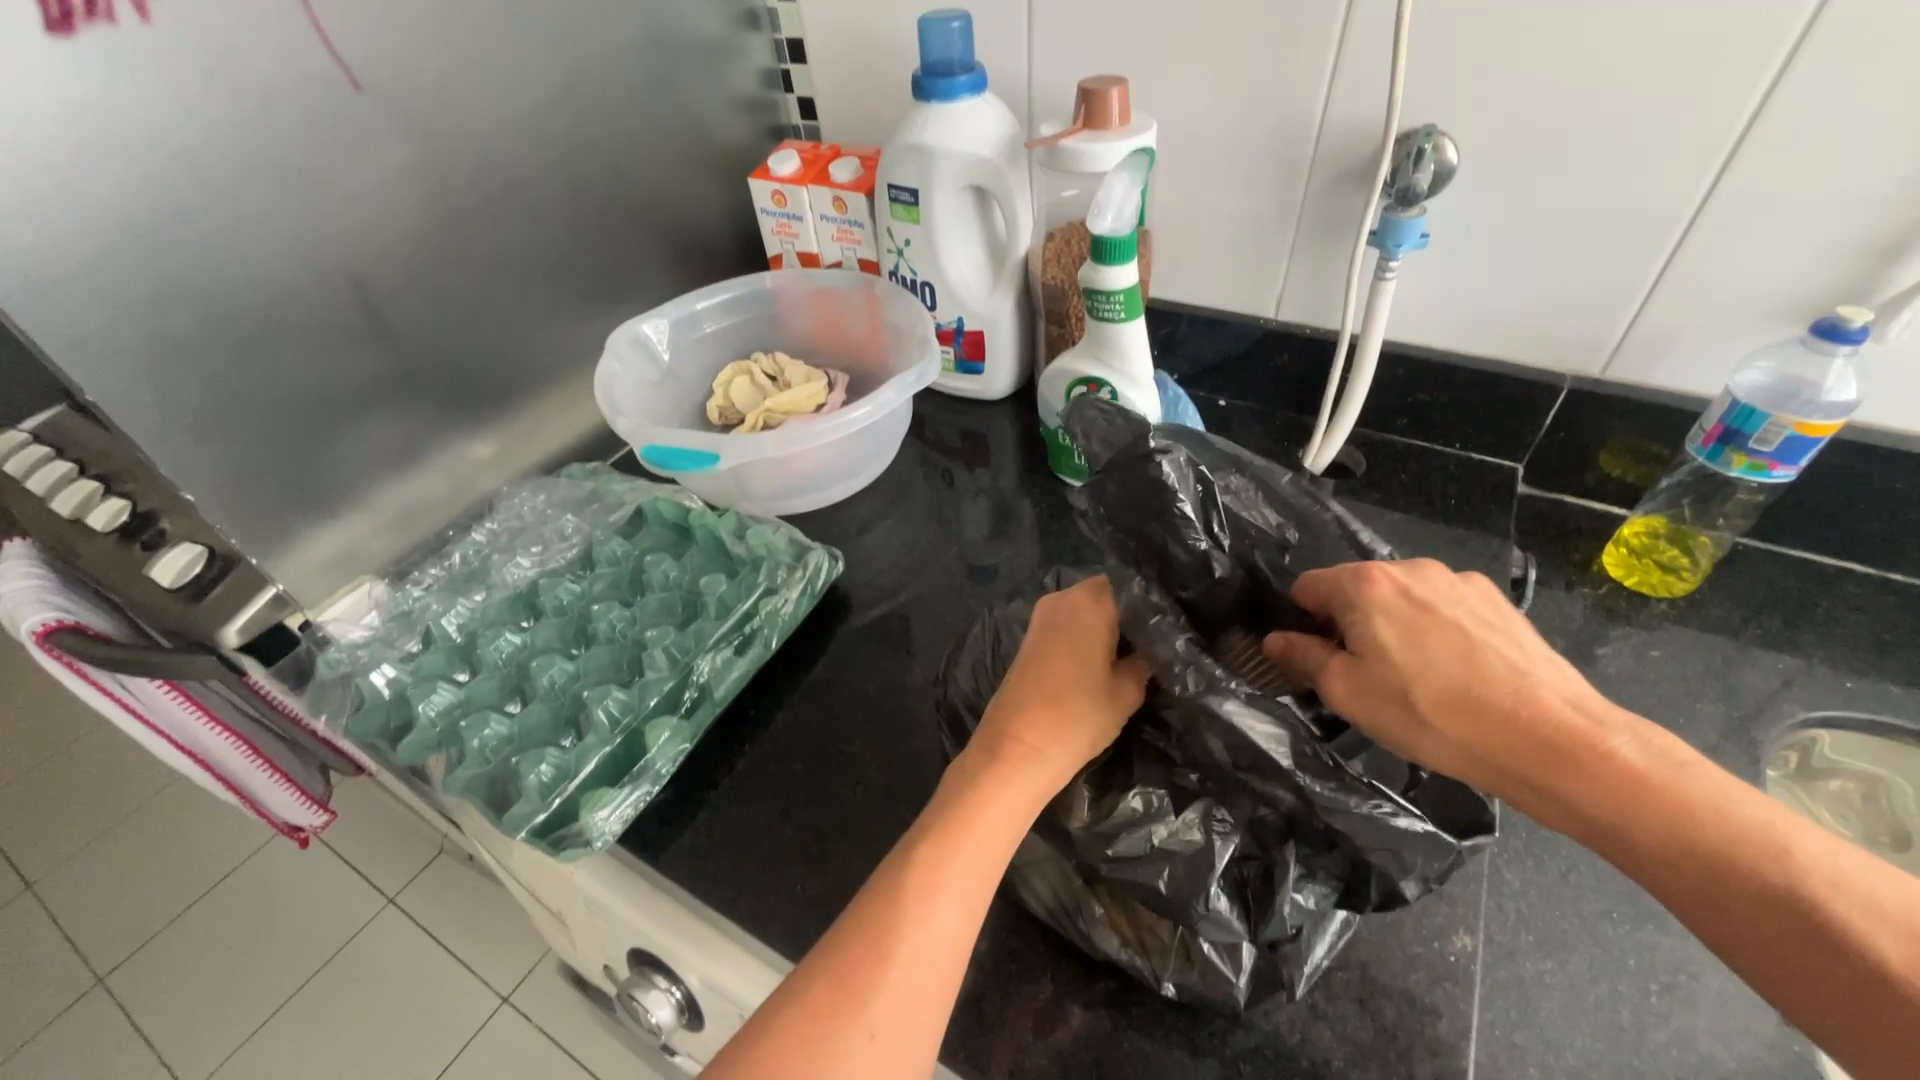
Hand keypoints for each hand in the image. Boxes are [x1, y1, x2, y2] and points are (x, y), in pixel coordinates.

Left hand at [969, 575, 1150, 788]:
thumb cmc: (1078, 715)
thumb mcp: (1126, 692)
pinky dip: (1082, 642)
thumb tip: (1148, 653)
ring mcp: (1040, 618)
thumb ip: (1142, 663)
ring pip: (1083, 614)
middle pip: (1105, 598)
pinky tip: (1098, 668)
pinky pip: (1065, 630)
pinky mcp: (1028, 640)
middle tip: (1151, 648)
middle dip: (1126, 620)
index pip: (1132, 588)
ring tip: (1128, 661)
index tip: (1167, 632)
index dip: (1150, 608)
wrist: (1016, 748)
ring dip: (1103, 632)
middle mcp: (1062, 598)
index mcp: (1091, 600)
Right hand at [1262, 559, 1627, 798]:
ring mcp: (1459, 581)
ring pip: (1402, 598)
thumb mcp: (1348, 694)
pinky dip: (1435, 632)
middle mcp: (1409, 568)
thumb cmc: (1429, 715)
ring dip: (1393, 627)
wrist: (1545, 736)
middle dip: (1349, 625)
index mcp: (1364, 584)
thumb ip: (1303, 658)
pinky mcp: (1497, 600)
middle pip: (1356, 589)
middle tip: (1365, 677)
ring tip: (1418, 679)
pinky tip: (1458, 674)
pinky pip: (1443, 608)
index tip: (1317, 661)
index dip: (1301, 623)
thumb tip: (1274, 639)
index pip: (1307, 587)